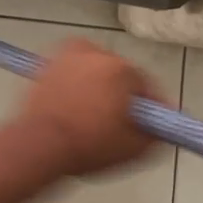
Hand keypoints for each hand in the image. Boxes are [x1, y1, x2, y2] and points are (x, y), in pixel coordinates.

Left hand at [18, 39, 157, 175]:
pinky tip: (73, 100)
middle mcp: (98, 53)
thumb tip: (163, 123)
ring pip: (95, 68)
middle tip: (116, 118)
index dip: (147, 106)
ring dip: (98, 83)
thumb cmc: (88, 146)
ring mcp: (69, 54)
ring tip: (92, 110)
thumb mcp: (133, 149)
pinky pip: (72, 68)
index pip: (145, 85)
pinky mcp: (48, 61)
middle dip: (121, 92)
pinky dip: (76, 79)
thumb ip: (157, 132)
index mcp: (122, 69)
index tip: (146, 122)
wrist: (39, 144)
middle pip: (119, 73)